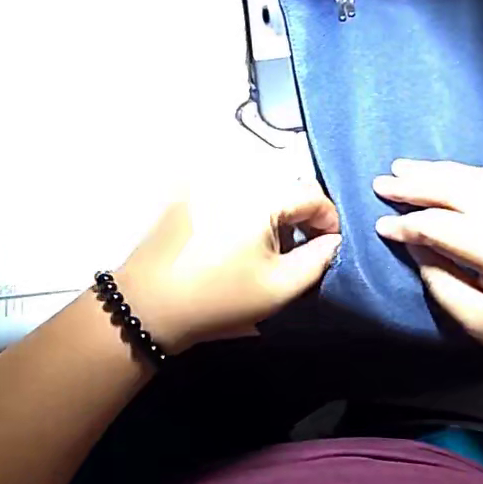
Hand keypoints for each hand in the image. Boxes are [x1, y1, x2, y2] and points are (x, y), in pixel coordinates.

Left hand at [113, 179, 342, 352]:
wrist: (148, 306)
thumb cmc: (219, 299)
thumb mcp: (279, 287)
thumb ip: (318, 260)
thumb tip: (334, 240)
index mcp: (259, 196)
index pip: (312, 194)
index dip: (329, 221)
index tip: (328, 248)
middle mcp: (233, 177)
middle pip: (285, 186)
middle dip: (301, 216)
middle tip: (300, 251)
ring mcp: (206, 181)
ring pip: (259, 187)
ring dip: (274, 212)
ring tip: (269, 249)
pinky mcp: (187, 191)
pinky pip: (232, 191)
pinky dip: (247, 209)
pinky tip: (238, 242)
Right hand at [373, 159, 482, 391]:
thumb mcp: (481, 324)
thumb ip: (441, 282)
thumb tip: (417, 247)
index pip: (443, 226)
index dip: (408, 226)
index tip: (382, 227)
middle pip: (460, 190)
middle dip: (418, 185)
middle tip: (383, 181)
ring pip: (481, 179)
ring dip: (440, 173)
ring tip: (407, 170)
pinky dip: (470, 178)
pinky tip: (449, 177)